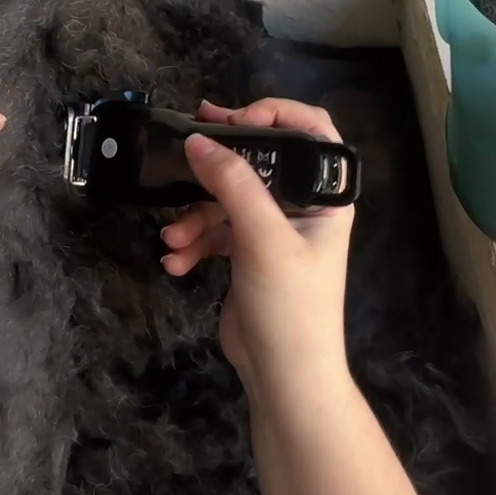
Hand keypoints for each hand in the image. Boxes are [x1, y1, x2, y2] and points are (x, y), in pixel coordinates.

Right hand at [160, 99, 354, 399]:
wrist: (284, 379)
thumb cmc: (290, 305)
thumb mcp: (263, 239)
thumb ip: (233, 184)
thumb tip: (198, 140)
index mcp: (322, 196)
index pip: (309, 132)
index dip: (273, 114)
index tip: (232, 121)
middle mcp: (300, 206)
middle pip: (257, 162)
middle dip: (218, 163)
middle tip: (186, 144)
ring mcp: (271, 230)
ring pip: (226, 200)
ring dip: (195, 217)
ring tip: (173, 238)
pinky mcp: (246, 254)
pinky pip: (215, 232)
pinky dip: (194, 243)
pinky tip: (176, 261)